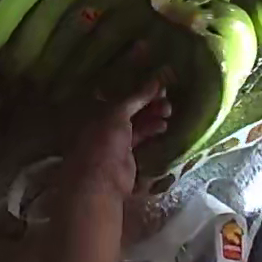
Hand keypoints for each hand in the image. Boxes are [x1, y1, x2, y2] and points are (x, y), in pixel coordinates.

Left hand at [58, 79, 170, 206]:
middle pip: (128, 107)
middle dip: (147, 101)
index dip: (134, 87)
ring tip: (168, 110)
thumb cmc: (103, 140)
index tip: (153, 82)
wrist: (101, 181)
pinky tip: (163, 125)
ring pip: (135, 121)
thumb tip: (156, 81)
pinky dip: (151, 129)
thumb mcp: (118, 112)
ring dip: (152, 114)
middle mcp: (101, 121)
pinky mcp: (125, 153)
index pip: (115, 92)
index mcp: (92, 109)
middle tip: (165, 95)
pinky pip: (140, 136)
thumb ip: (137, 97)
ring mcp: (113, 138)